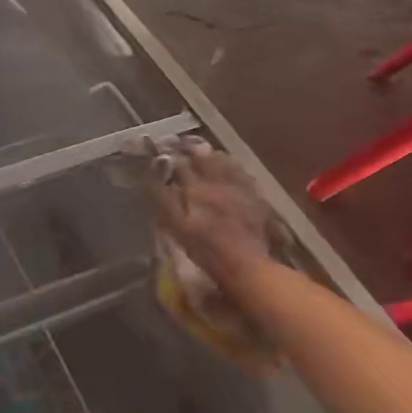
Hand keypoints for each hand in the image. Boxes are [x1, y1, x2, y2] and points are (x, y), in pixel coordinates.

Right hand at [150, 138, 273, 285]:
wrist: (246, 265)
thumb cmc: (205, 250)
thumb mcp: (177, 228)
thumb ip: (166, 201)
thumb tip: (156, 179)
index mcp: (196, 190)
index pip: (181, 166)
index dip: (170, 158)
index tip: (162, 154)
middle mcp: (218, 183)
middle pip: (205, 158)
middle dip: (193, 151)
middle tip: (183, 147)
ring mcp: (239, 188)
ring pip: (226, 162)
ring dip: (213, 155)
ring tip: (205, 153)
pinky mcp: (254, 197)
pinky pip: (243, 174)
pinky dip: (233, 167)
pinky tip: (230, 168)